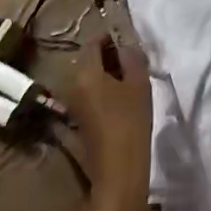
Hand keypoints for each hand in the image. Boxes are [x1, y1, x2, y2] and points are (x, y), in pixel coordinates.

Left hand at [63, 18, 152, 210]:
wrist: (118, 171)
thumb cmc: (130, 123)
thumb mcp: (139, 84)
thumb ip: (132, 58)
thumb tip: (126, 47)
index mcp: (84, 71)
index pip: (94, 42)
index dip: (111, 39)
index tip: (129, 45)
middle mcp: (71, 83)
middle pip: (88, 60)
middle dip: (109, 57)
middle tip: (133, 63)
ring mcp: (71, 103)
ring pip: (88, 78)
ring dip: (106, 75)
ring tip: (129, 82)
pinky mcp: (76, 119)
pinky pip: (88, 94)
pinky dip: (101, 91)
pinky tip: (120, 100)